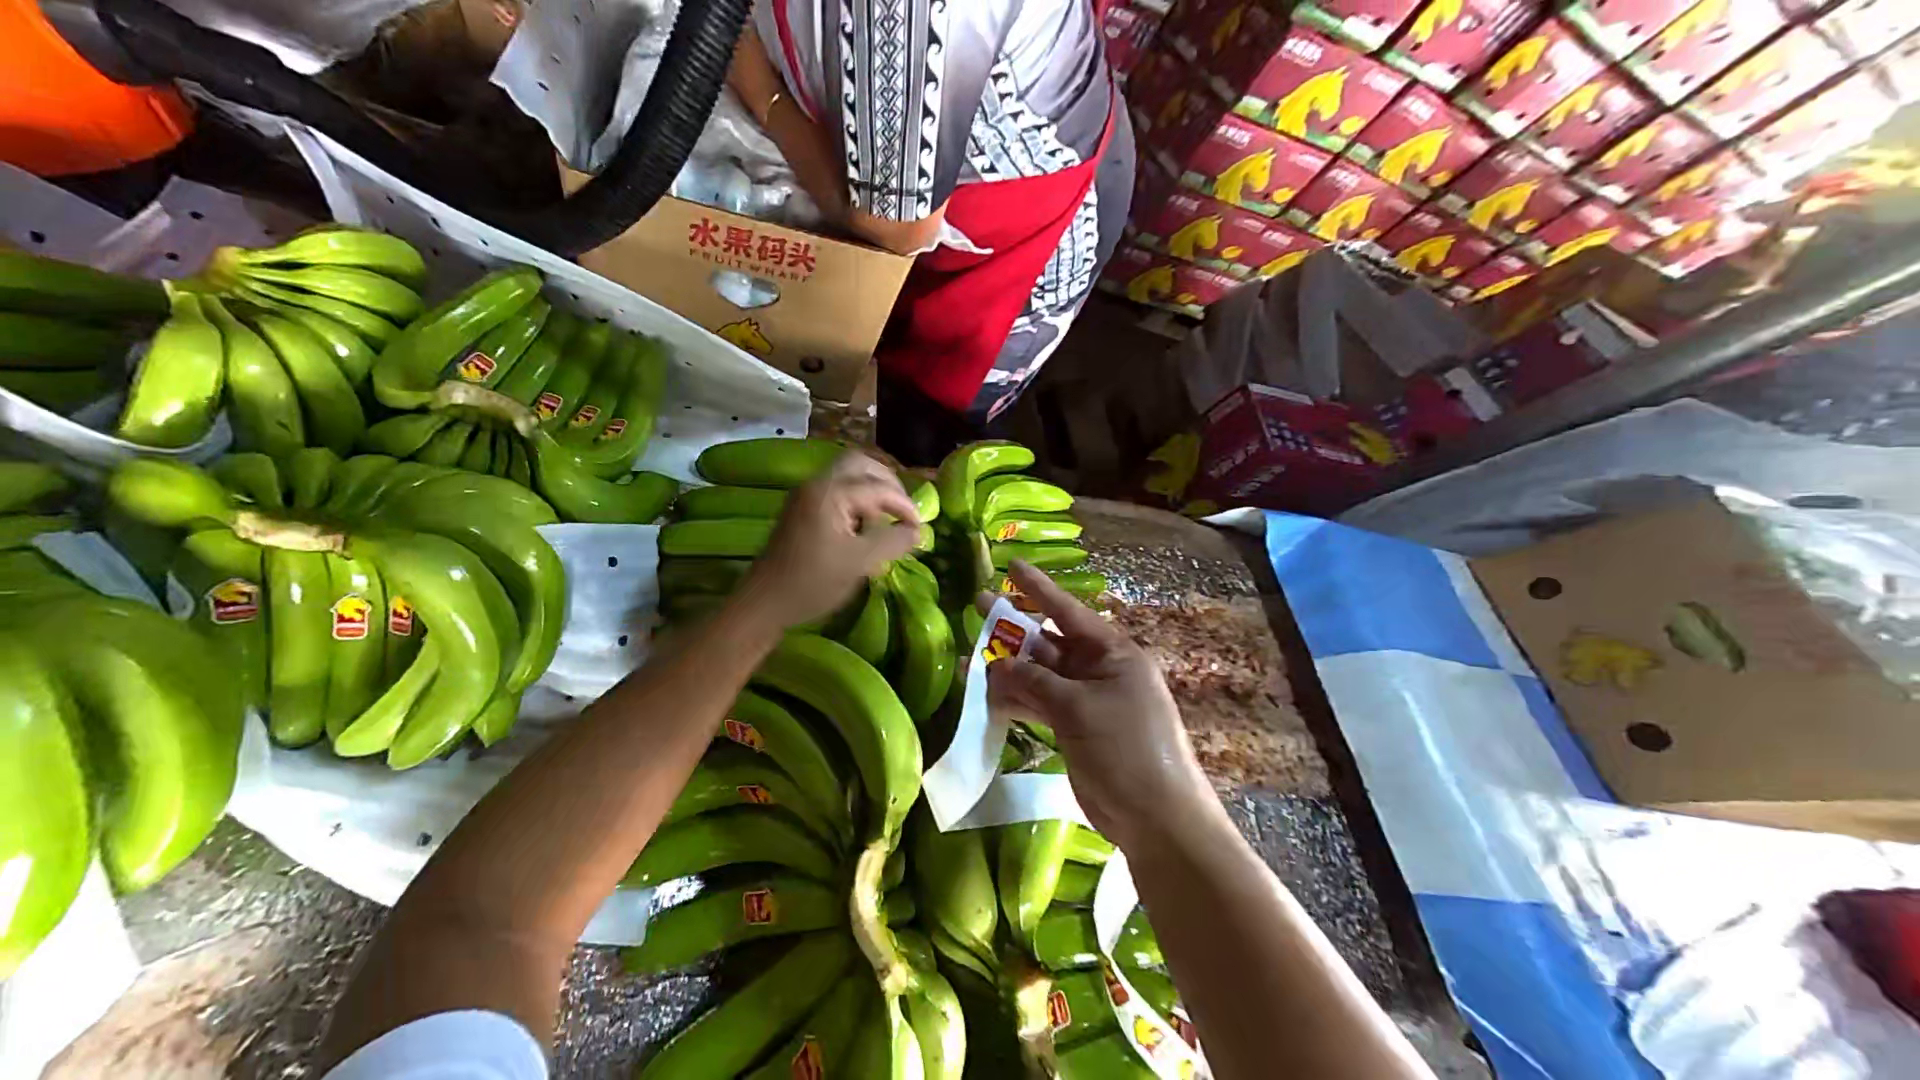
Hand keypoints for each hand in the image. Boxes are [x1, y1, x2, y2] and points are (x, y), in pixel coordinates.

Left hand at [741, 450, 919, 629]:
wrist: (764, 603)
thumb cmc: (812, 582)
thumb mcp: (860, 563)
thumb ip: (893, 541)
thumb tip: (917, 531)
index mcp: (830, 492)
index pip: (878, 486)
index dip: (904, 505)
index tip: (920, 528)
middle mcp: (816, 483)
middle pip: (861, 465)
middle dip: (889, 484)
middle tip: (906, 510)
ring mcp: (806, 494)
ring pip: (848, 475)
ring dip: (873, 490)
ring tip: (890, 518)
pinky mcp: (802, 509)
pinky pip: (837, 490)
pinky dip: (858, 499)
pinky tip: (867, 525)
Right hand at [979, 561, 1216, 853]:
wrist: (1156, 816)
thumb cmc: (1125, 748)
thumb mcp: (1078, 708)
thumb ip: (1034, 682)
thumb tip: (996, 665)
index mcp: (1112, 653)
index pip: (1068, 611)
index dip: (1038, 589)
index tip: (1011, 565)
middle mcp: (1099, 670)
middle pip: (1050, 642)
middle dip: (1015, 628)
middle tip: (977, 607)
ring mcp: (1087, 700)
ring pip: (1040, 675)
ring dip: (1009, 668)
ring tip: (971, 656)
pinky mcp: (1075, 727)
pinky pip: (1040, 703)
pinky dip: (1017, 699)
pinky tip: (988, 696)